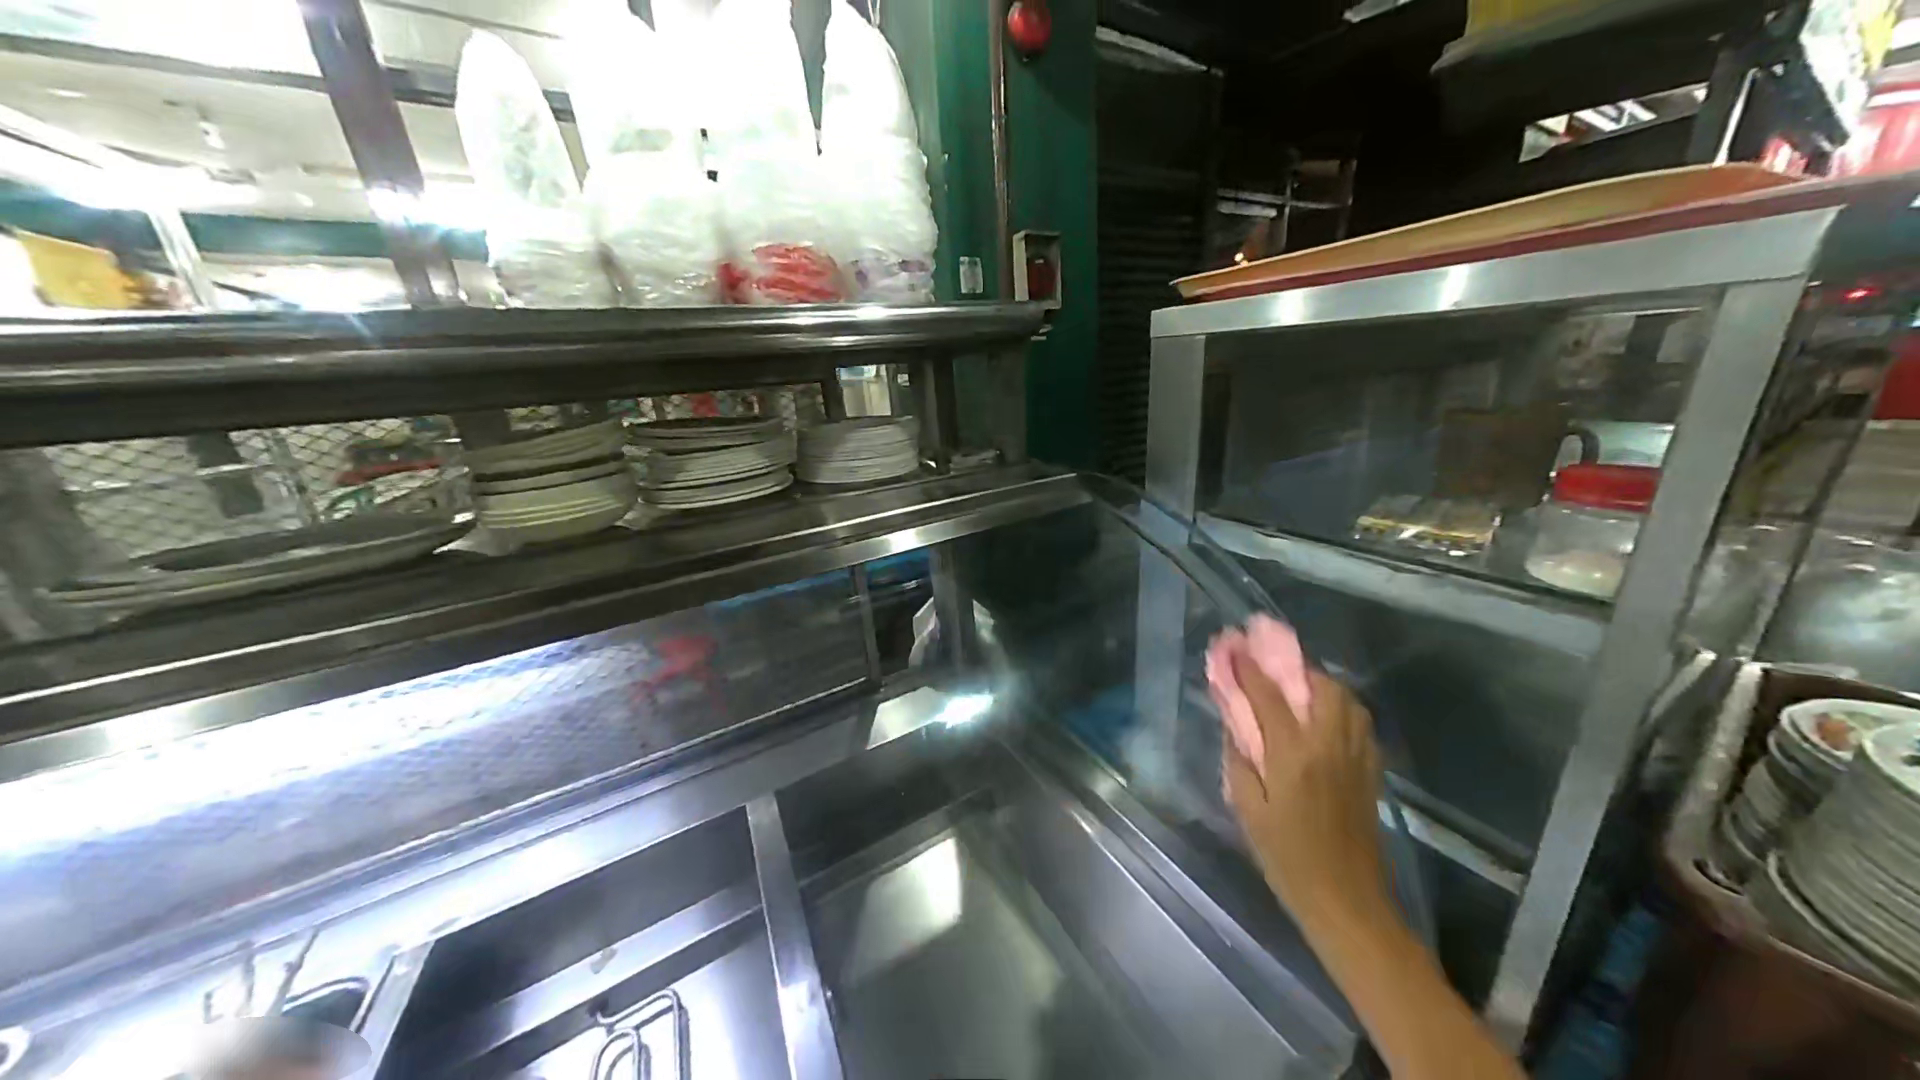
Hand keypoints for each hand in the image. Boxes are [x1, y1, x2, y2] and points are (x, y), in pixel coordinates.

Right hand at [1219, 660, 1389, 927]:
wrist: (1345, 898)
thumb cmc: (1286, 856)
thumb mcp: (1247, 809)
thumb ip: (1238, 759)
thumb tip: (1234, 724)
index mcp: (1293, 755)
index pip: (1268, 696)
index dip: (1248, 668)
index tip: (1233, 645)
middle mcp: (1330, 745)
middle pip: (1320, 686)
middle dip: (1293, 668)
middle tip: (1271, 670)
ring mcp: (1357, 756)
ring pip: (1347, 700)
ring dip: (1321, 685)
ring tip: (1298, 689)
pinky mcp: (1372, 770)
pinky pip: (1360, 721)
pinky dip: (1341, 707)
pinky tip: (1324, 718)